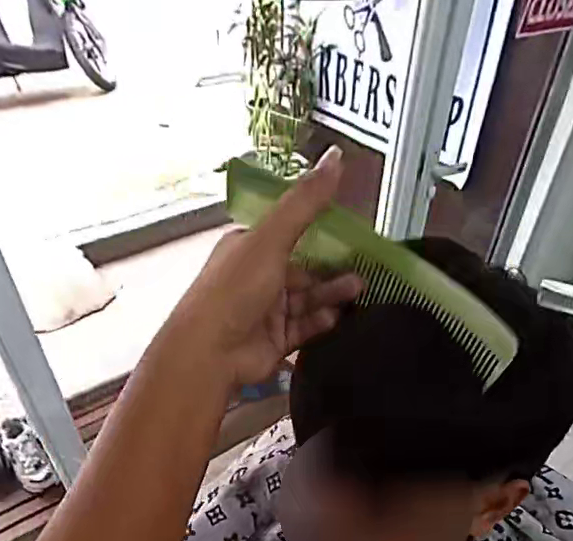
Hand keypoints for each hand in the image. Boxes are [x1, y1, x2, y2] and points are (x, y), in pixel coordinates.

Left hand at [152, 147, 363, 389]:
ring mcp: (266, 311)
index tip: (351, 237)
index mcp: (251, 247)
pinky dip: (320, 322)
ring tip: (357, 292)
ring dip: (331, 295)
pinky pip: (303, 328)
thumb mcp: (272, 239)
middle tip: (361, 272)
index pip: (291, 235)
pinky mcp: (275, 341)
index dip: (322, 234)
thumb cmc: (235, 290)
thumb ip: (305, 203)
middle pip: (304, 271)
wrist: (212, 351)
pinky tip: (335, 318)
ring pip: (307, 300)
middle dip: (332, 271)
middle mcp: (258, 277)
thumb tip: (336, 156)